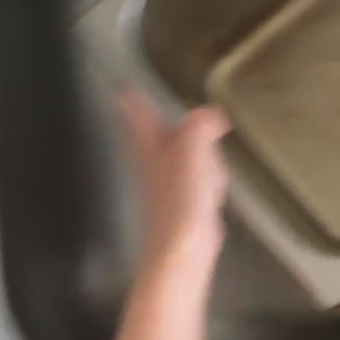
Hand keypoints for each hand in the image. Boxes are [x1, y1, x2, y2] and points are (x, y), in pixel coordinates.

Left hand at [119, 89, 229, 277]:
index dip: (136, 104)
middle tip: (194, 120)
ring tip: (211, 164)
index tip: (125, 90)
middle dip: (178, 129)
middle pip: (163, 137)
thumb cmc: (182, 199)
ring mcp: (170, 186)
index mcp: (152, 150)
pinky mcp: (186, 203)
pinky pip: (200, 180)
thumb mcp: (192, 152)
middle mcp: (156, 165)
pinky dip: (210, 181)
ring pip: (185, 158)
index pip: (142, 119)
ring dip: (202, 157)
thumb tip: (210, 114)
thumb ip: (199, 127)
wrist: (183, 248)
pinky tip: (215, 191)